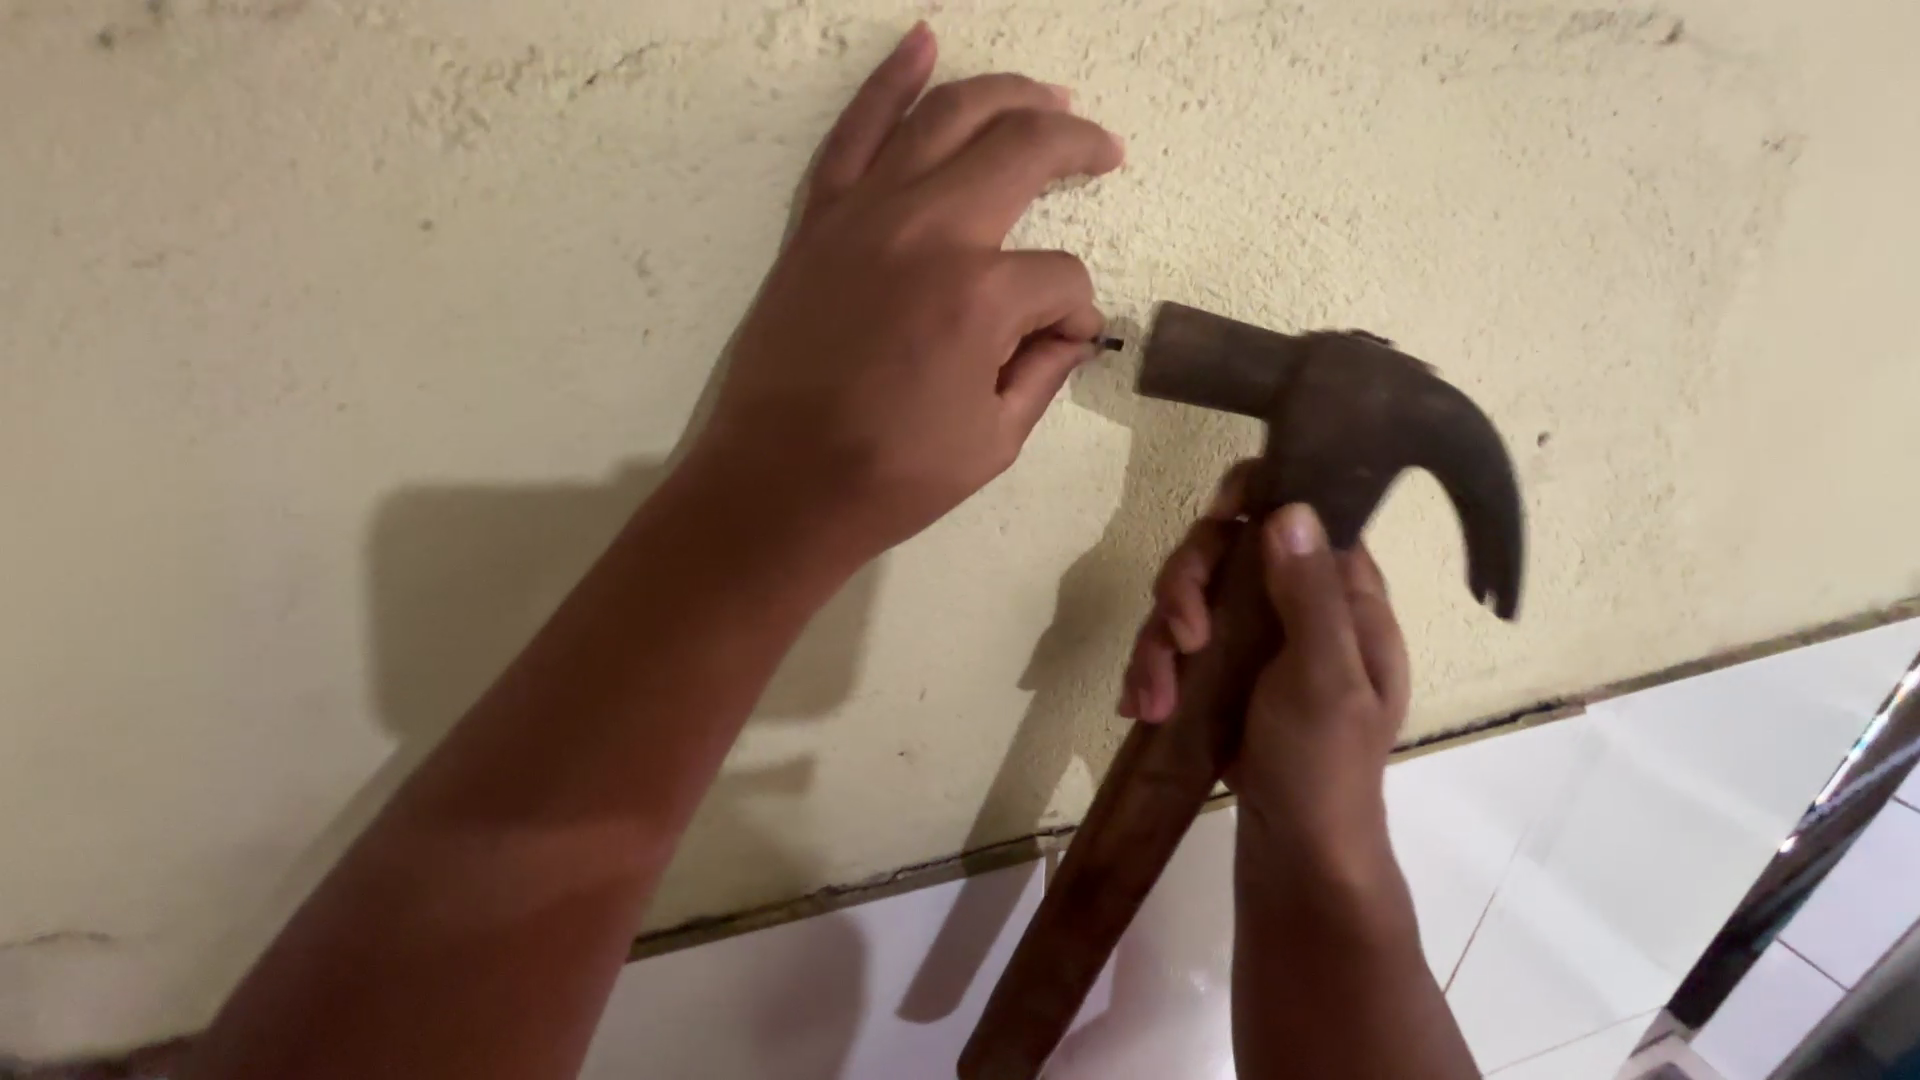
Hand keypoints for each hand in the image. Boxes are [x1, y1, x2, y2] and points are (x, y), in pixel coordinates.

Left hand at [684, 23, 1125, 564]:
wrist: (778, 485)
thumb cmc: (891, 478)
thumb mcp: (994, 442)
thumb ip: (1042, 373)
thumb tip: (1067, 331)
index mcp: (981, 297)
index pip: (1060, 278)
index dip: (1076, 311)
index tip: (1064, 340)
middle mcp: (928, 232)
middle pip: (1021, 150)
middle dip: (1074, 144)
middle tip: (1102, 149)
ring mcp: (866, 216)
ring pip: (946, 115)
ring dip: (1007, 93)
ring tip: (1047, 94)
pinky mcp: (819, 221)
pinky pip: (855, 129)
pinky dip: (891, 80)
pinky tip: (922, 43)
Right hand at [1119, 465, 1409, 869]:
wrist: (1293, 846)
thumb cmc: (1326, 765)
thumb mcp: (1326, 680)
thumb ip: (1310, 595)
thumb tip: (1289, 508)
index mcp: (1339, 595)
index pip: (1299, 511)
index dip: (1253, 500)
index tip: (1216, 519)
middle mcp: (1291, 602)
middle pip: (1221, 548)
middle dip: (1186, 588)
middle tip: (1182, 638)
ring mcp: (1249, 635)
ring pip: (1185, 597)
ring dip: (1158, 644)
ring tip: (1156, 698)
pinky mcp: (1214, 667)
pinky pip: (1169, 643)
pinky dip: (1151, 671)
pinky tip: (1143, 707)